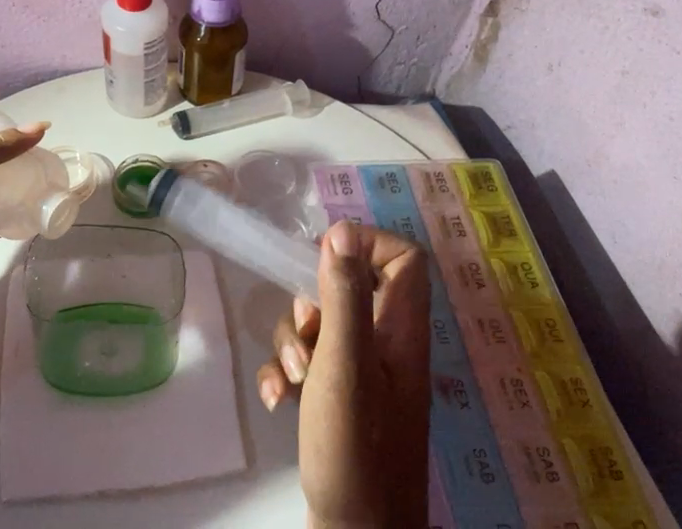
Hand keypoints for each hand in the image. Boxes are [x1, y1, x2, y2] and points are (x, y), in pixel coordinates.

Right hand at [256, 221, 431, 527]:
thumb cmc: (355, 448)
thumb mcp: (345, 365)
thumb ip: (345, 297)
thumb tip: (342, 233)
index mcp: (402, 332)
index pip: (404, 259)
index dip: (368, 245)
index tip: (325, 257)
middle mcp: (387, 346)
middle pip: (350, 289)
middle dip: (312, 303)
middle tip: (306, 333)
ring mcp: (363, 375)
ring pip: (321, 326)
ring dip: (291, 342)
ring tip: (291, 378)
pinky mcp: (337, 400)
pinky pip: (307, 362)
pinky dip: (285, 372)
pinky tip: (277, 399)